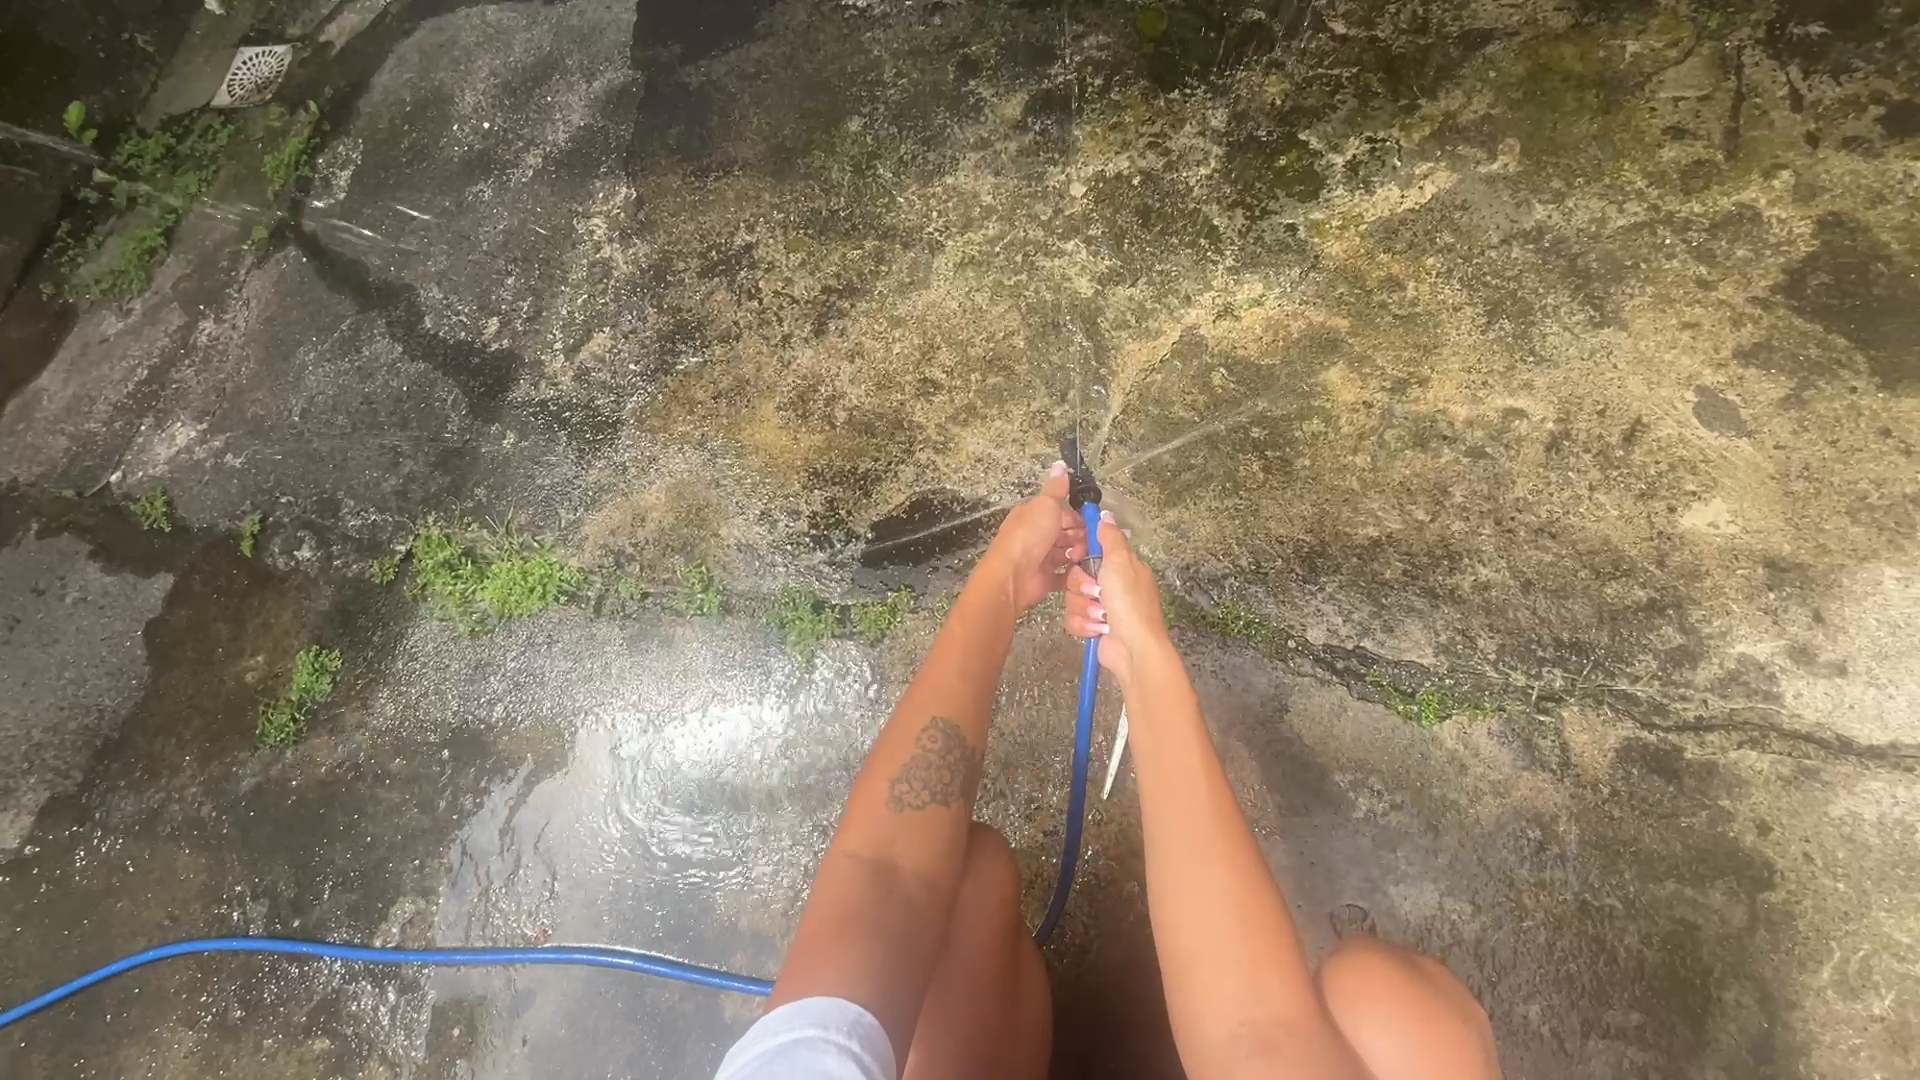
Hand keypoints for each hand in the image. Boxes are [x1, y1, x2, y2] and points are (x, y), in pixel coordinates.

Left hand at [976, 462, 1086, 612]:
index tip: (1092, 521)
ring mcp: (1040, 558)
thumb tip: (1061, 464)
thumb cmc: (1028, 537)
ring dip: (1078, 554)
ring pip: (1068, 553)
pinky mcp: (1045, 578)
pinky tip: (1081, 571)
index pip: (1062, 513)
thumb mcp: (1045, 505)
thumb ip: (1056, 488)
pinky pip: (1065, 574)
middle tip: (1089, 542)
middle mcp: (1036, 536)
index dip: (1078, 517)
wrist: (1013, 575)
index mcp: (1034, 515)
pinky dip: (1074, 573)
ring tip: (1081, 557)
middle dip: (1081, 537)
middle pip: (1067, 533)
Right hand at [1063, 512, 1170, 686]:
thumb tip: (1106, 515)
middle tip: (1098, 593)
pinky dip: (1083, 625)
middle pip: (1076, 575)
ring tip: (1101, 617)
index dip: (1081, 555)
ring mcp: (1101, 607)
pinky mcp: (1092, 626)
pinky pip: (1072, 619)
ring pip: (1071, 598)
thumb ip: (1110, 537)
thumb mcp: (1121, 561)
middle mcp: (1111, 585)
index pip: (1090, 551)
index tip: (1078, 558)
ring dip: (1084, 608)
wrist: (1133, 647)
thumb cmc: (1130, 602)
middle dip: (1082, 587)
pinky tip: (1097, 630)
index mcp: (1121, 566)